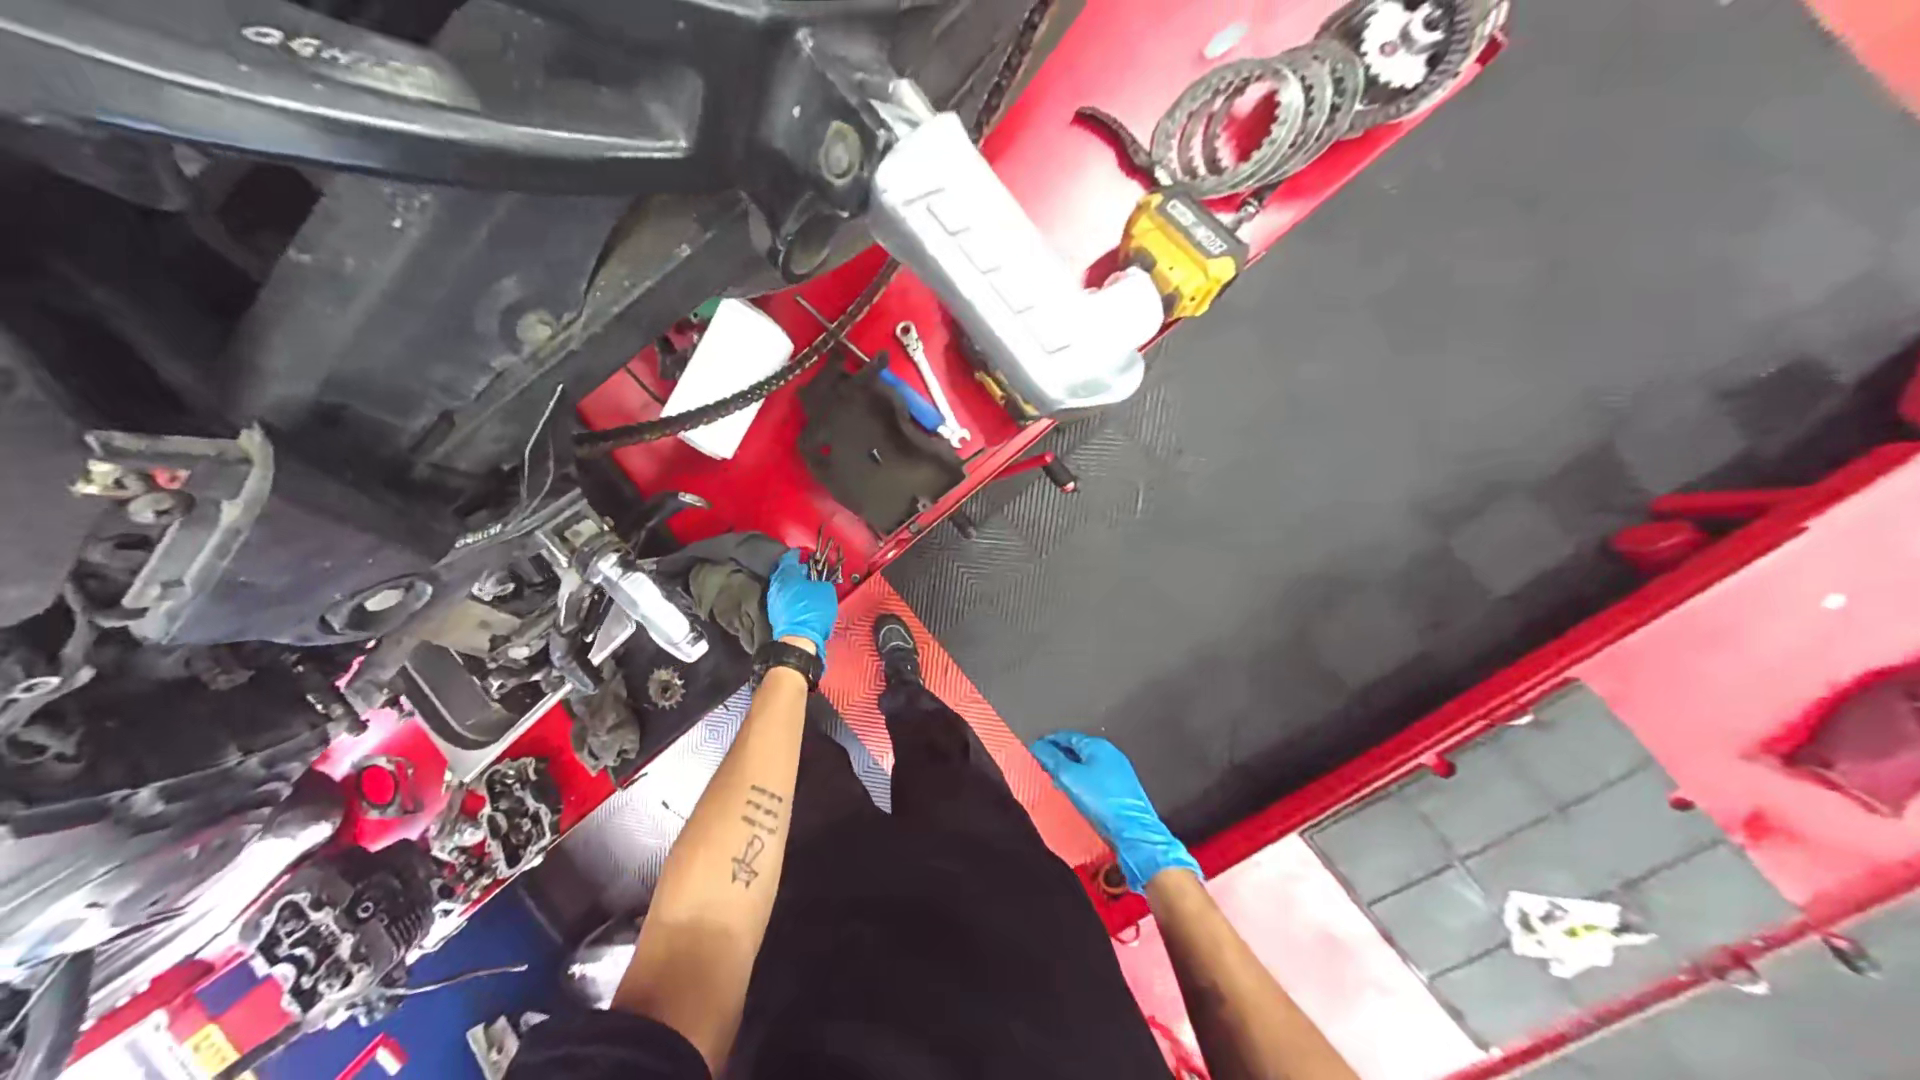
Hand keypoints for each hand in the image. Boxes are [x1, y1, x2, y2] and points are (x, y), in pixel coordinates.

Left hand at [765, 548, 836, 656]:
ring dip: (792, 583)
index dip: (799, 554)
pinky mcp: (774, 612)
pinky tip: (800, 599)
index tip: (805, 554)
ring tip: (805, 585)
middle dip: (795, 569)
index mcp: (787, 574)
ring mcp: (773, 599)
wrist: (798, 640)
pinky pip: (782, 596)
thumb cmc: (812, 611)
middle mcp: (776, 584)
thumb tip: (817, 580)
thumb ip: (821, 580)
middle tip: (807, 570)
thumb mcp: (825, 591)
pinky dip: (790, 594)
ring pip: (783, 584)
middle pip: (784, 570)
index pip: (790, 556)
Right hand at [1031, 731, 1200, 891]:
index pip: (1066, 736)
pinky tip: (1075, 794)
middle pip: (1077, 749)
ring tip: (1055, 783)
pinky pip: (1096, 778)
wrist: (1134, 831)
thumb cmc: (1100, 799)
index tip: (1033, 752)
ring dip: (1070, 771)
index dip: (1048, 742)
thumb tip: (1037, 746)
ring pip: (1086, 765)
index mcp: (1097, 745)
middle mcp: (1110, 753)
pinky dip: (1082, 782)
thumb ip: (1051, 759)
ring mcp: (1119, 771)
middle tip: (1042, 768)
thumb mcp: (1069, 777)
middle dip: (1058, 757)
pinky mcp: (1123, 788)